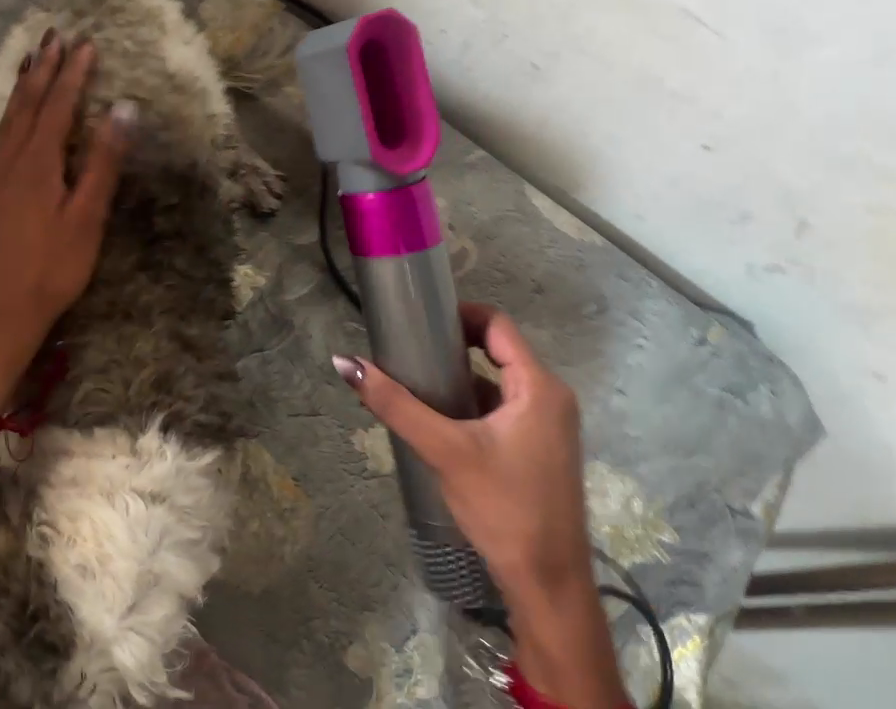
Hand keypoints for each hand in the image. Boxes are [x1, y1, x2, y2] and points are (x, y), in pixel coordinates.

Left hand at [0, 30, 133, 409]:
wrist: (4, 310)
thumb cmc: (55, 267)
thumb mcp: (88, 217)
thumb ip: (103, 162)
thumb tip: (123, 108)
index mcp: (36, 163)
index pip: (57, 106)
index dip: (73, 74)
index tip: (87, 43)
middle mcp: (10, 160)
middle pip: (27, 104)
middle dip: (42, 68)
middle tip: (54, 35)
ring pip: (8, 118)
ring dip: (23, 86)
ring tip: (31, 59)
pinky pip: (0, 135)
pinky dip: (10, 112)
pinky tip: (12, 115)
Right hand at [335, 304, 626, 708]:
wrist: (546, 581)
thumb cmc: (502, 507)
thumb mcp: (443, 449)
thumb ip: (394, 404)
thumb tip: (344, 362)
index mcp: (539, 387)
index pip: (498, 325)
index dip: (458, 314)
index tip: (416, 318)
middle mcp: (551, 398)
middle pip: (498, 351)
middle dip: (451, 346)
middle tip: (405, 350)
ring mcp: (548, 426)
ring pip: (498, 384)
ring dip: (458, 378)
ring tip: (412, 383)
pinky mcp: (539, 450)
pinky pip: (502, 410)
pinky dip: (470, 405)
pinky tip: (437, 422)